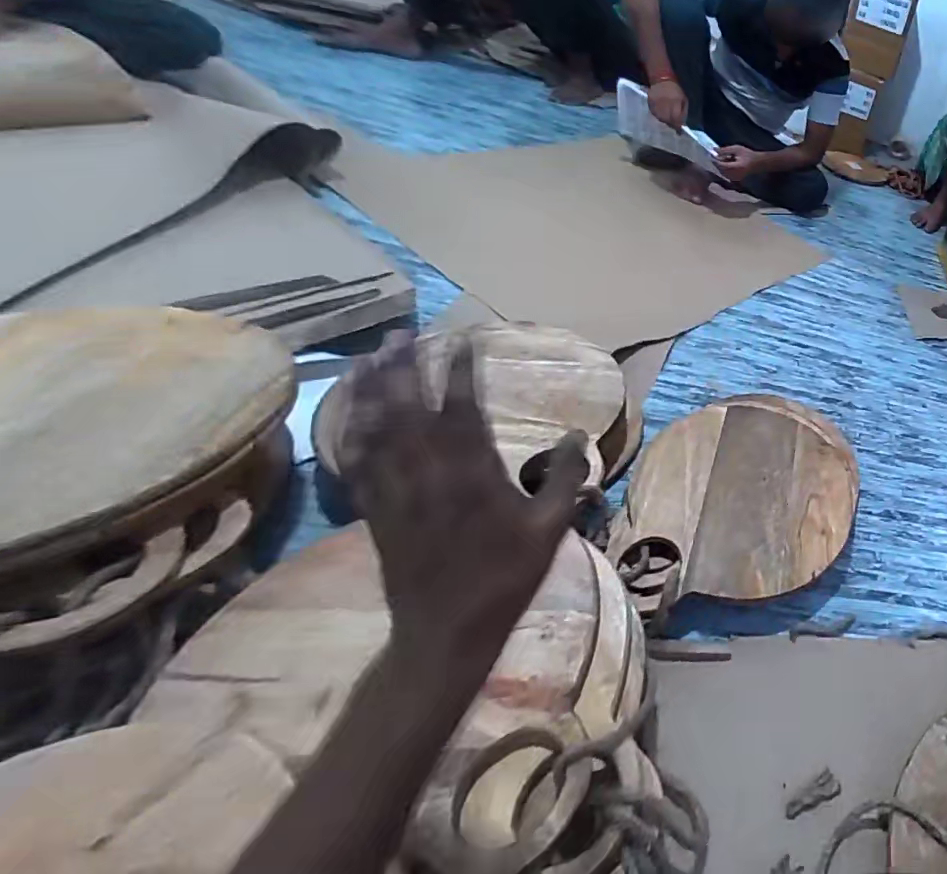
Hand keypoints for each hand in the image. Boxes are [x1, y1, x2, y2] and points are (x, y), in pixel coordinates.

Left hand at [337, 332, 590, 655]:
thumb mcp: (552, 525)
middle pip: (406, 411)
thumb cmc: (508, 575)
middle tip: (403, 335)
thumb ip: (566, 476)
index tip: (462, 341)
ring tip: (370, 358)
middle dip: (403, 369)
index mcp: (473, 476)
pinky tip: (349, 414)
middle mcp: (428, 475)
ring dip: (370, 391)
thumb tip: (579, 433)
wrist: (448, 629)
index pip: (461, 411)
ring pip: (374, 431)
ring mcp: (395, 493)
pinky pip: (356, 463)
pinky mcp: (375, 511)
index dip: (459, 372)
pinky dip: (350, 432)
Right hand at [648, 79, 687, 129]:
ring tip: (667, 121)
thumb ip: (683, 112)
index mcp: (675, 102)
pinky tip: (661, 115)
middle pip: (667, 119)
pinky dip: (658, 116)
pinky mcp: (649, 102)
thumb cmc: (676, 91)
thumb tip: (682, 124)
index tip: (679, 131)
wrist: (662, 80)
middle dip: (671, 124)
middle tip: (673, 126)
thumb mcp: (684, 100)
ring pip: (660, 118)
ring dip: (664, 121)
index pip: (676, 118)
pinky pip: (653, 113)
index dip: (677, 126)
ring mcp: (656, 103)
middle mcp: (665, 103)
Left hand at [713, 145, 758, 181]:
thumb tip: (713, 150)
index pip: (722, 165)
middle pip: (721, 170)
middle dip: (718, 163)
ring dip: (721, 166)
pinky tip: (729, 164)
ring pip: (722, 172)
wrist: (757, 163)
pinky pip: (725, 174)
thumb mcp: (736, 149)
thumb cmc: (748, 154)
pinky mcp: (735, 179)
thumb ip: (725, 150)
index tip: (711, 154)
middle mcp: (735, 174)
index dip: (715, 160)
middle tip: (719, 155)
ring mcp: (735, 178)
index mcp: (737, 167)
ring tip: (726, 159)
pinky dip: (724, 169)